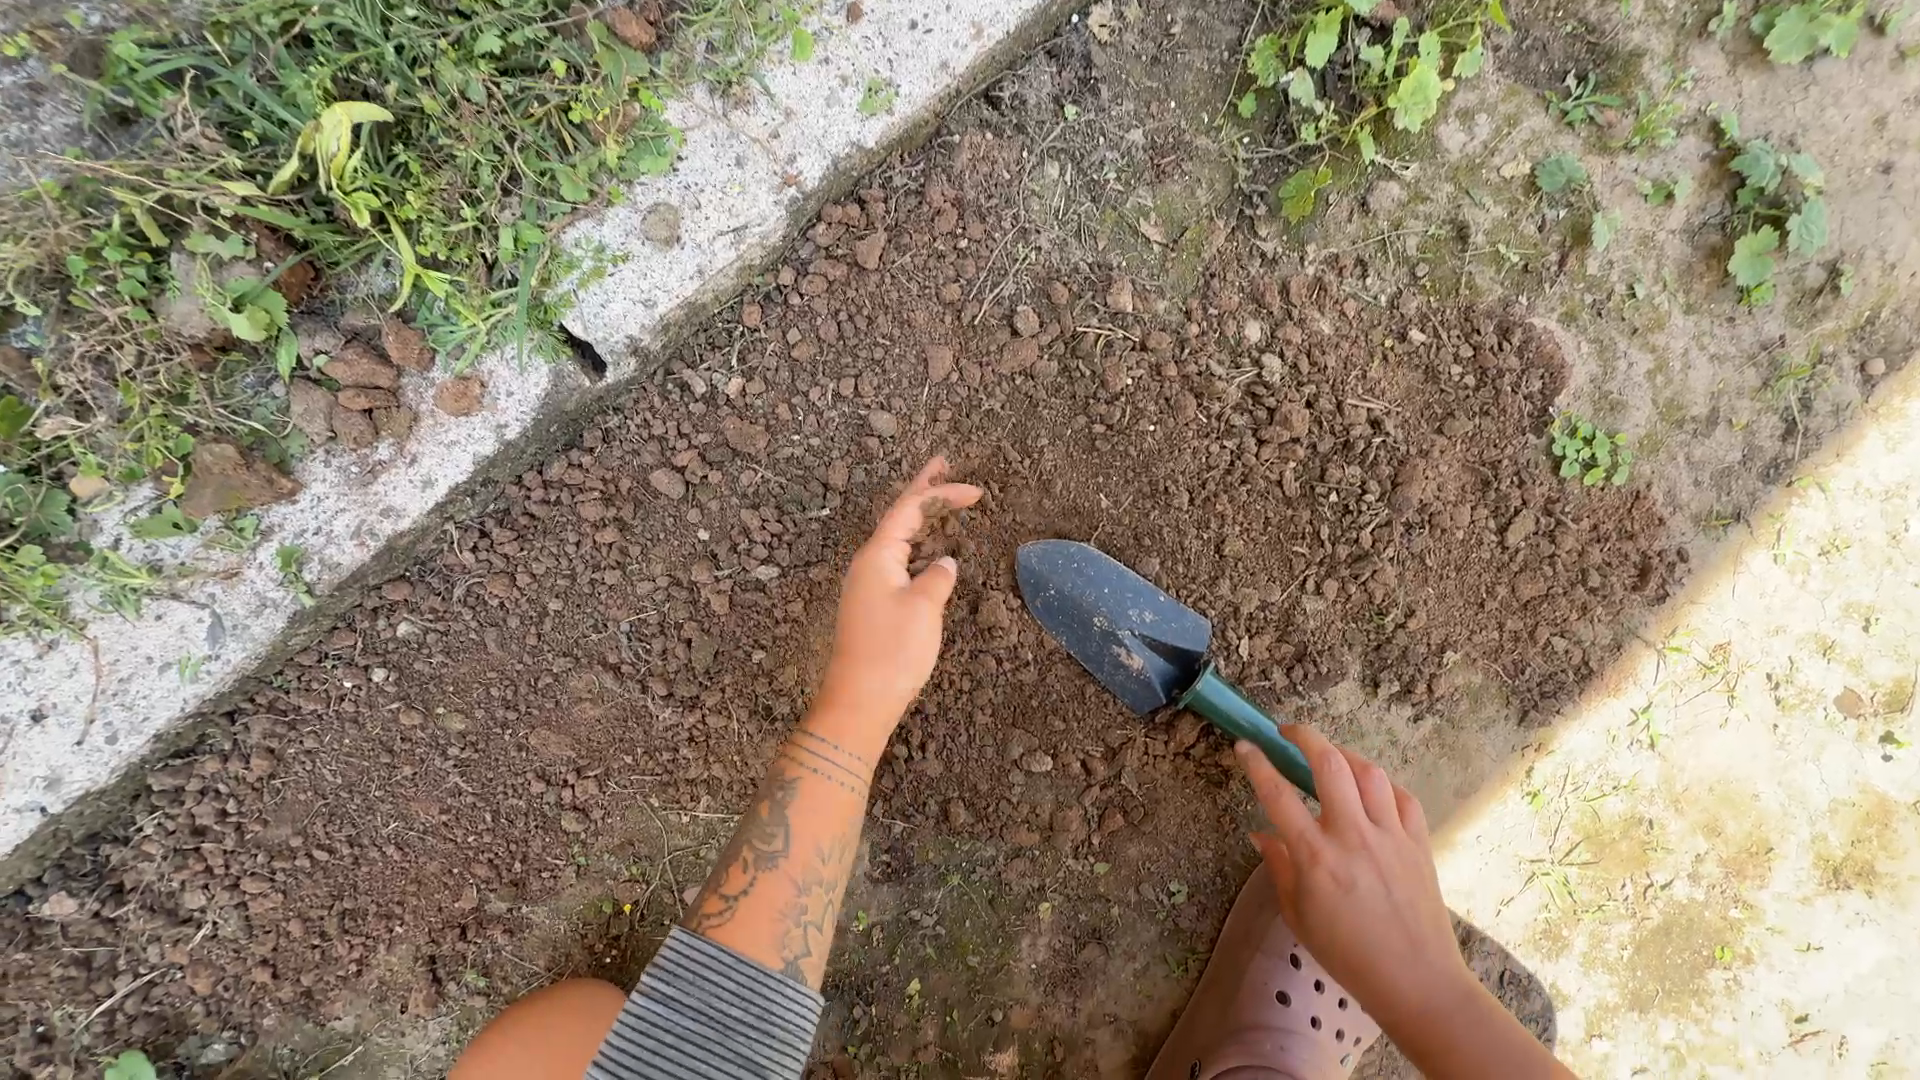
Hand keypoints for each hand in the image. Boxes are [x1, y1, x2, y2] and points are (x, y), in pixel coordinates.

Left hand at [816, 457, 981, 731]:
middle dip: (922, 491)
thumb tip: (944, 563)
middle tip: (942, 464)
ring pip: (897, 539)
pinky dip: (916, 547)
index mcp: (877, 556)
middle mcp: (868, 564)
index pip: (911, 510)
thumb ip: (938, 579)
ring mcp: (868, 585)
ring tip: (938, 499)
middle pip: (898, 517)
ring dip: (919, 518)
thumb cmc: (892, 652)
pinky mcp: (873, 606)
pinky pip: (897, 562)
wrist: (860, 701)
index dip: (941, 493)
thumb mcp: (923, 609)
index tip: (976, 490)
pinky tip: (927, 552)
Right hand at [1236, 728, 1472, 1028]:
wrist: (1418, 984)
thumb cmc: (1347, 954)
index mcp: (1316, 856)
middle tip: (1288, 733)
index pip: (1277, 793)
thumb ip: (1279, 866)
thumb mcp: (1297, 914)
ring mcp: (1391, 837)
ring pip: (1369, 772)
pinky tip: (1369, 788)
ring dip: (1344, 755)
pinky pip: (1403, 797)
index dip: (1257, 763)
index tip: (1245, 745)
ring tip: (1329, 756)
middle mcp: (1353, 836)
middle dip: (1305, 736)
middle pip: (1329, 764)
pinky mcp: (1419, 844)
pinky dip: (1382, 785)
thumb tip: (1260, 833)